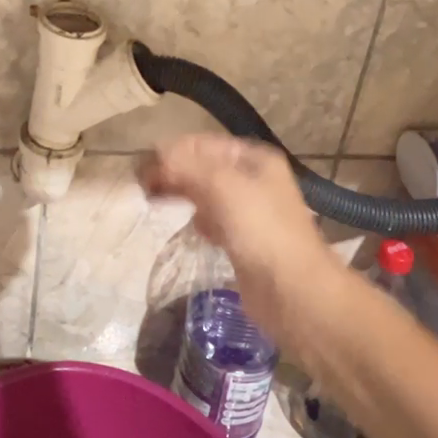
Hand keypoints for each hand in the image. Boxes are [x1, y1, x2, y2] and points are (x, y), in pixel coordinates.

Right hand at [139, 134, 339, 330]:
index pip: (203, 144)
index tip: (143, 166)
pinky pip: (214, 221)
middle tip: (143, 185)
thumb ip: (186, 166)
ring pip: (207, 194)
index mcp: (255, 158)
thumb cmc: (260, 230)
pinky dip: (200, 220)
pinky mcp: (244, 241)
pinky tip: (194, 228)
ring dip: (183, 194)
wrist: (294, 292)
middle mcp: (254, 179)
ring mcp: (250, 211)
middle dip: (174, 173)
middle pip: (204, 167)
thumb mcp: (222, 186)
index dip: (172, 151)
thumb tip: (155, 155)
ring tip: (156, 201)